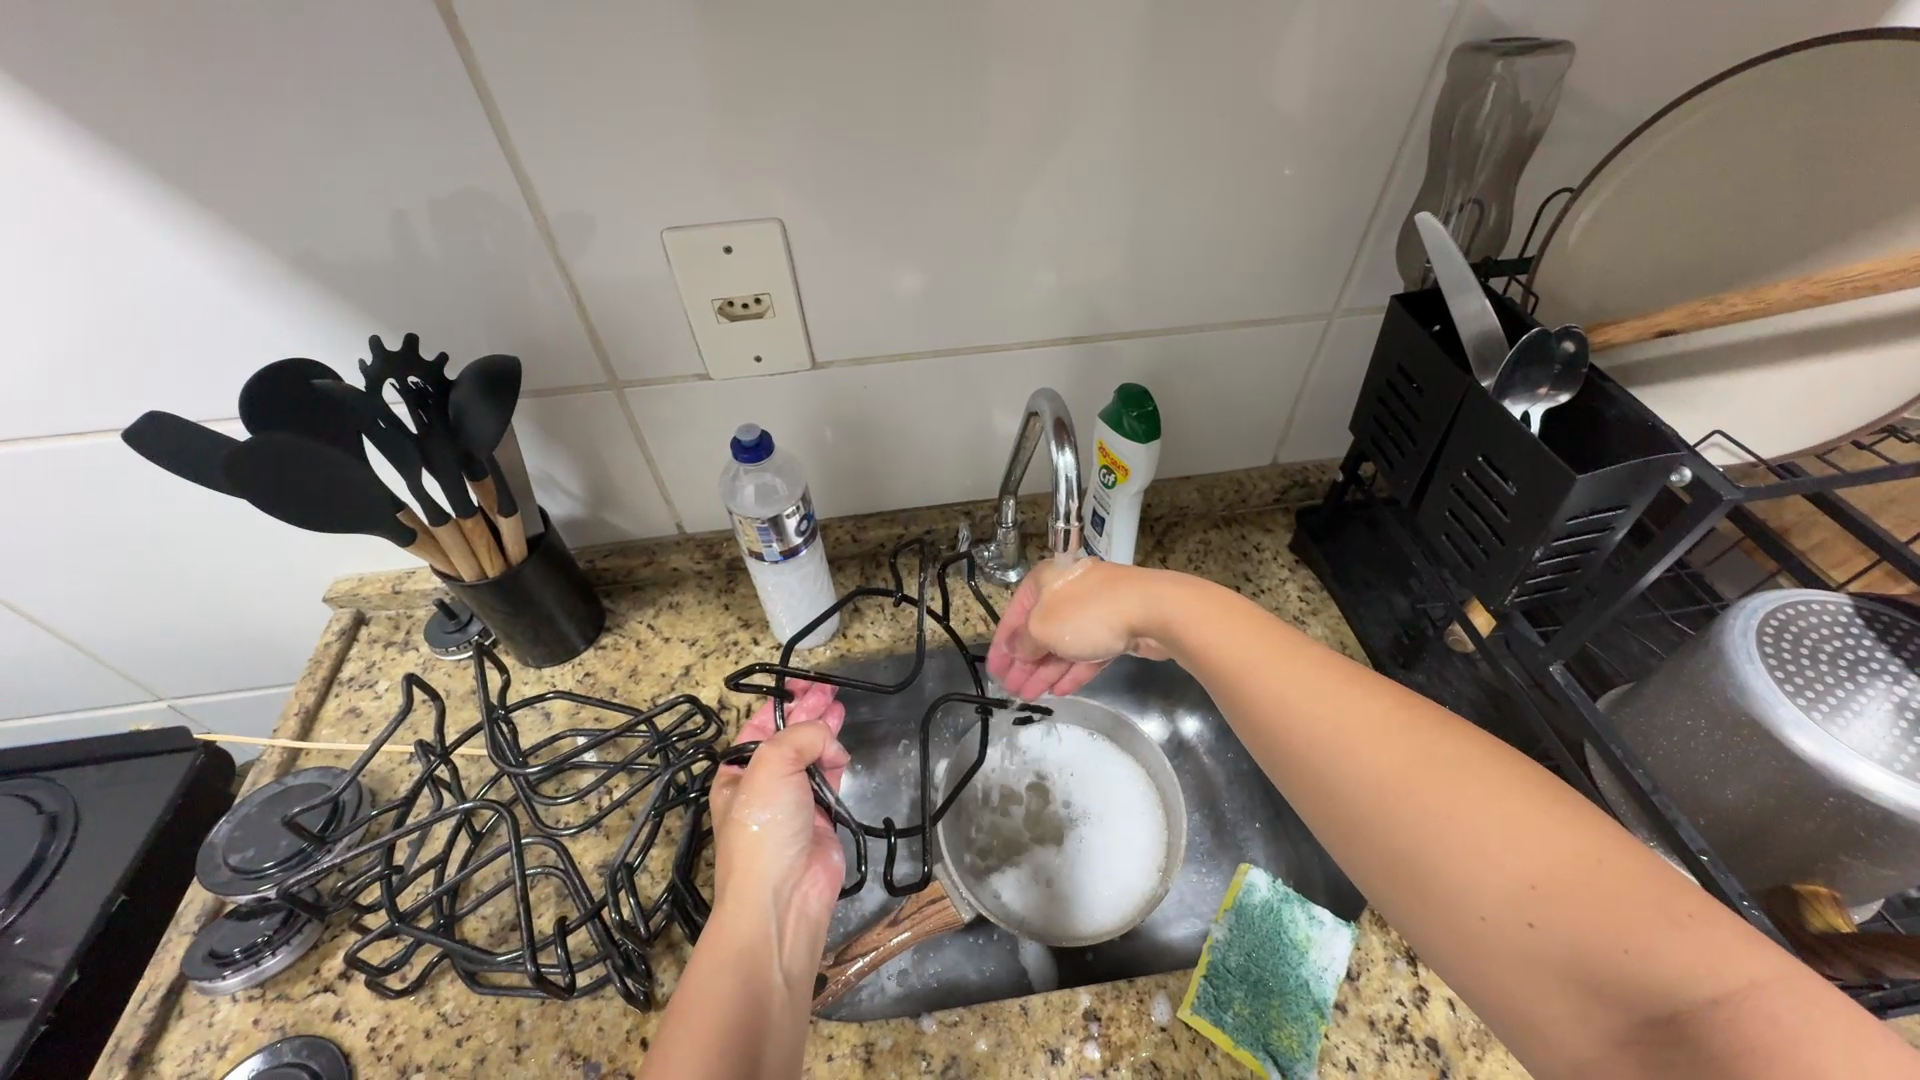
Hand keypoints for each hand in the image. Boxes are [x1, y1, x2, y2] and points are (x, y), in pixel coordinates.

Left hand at [709, 680, 849, 956]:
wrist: (783, 896)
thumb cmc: (764, 827)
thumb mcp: (770, 766)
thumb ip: (800, 736)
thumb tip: (828, 738)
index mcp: (737, 771)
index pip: (760, 725)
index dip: (782, 702)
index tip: (804, 682)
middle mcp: (763, 783)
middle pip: (788, 737)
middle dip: (807, 712)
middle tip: (830, 691)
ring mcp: (793, 801)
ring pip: (811, 755)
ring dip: (825, 731)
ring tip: (840, 707)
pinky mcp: (821, 816)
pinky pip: (830, 777)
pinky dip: (837, 759)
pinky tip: (844, 746)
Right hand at [985, 556, 1166, 700]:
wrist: (1152, 610)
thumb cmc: (1087, 613)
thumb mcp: (1042, 629)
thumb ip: (1023, 642)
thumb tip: (1013, 649)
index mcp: (1044, 581)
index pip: (1014, 615)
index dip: (1001, 645)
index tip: (993, 670)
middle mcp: (1067, 592)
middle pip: (1039, 631)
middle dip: (1024, 662)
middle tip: (1011, 689)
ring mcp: (1094, 611)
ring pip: (1063, 645)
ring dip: (1045, 671)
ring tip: (1030, 696)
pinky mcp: (1116, 629)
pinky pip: (1088, 652)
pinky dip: (1073, 670)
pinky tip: (1060, 691)